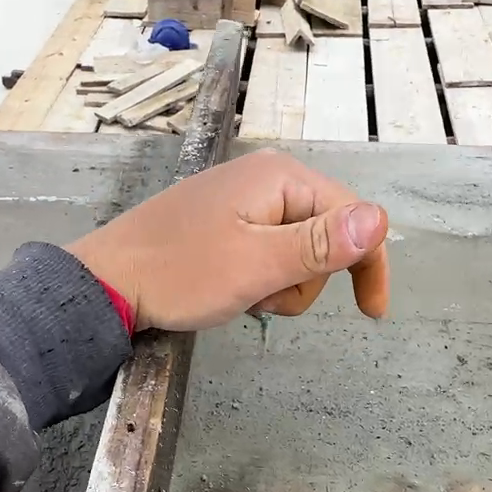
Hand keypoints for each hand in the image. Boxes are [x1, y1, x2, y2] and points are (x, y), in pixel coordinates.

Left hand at [66, 149, 390, 331]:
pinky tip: (229, 292)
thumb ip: (319, 245)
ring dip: (279, 286)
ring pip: (294, 253)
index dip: (367, 264)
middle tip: (263, 298)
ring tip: (242, 296)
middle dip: (304, 280)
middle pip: (323, 236)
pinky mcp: (224, 226)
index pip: (351, 216)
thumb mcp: (257, 265)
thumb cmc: (181, 274)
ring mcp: (242, 203)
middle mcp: (266, 180)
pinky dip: (258, 281)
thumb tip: (381, 220)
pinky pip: (264, 256)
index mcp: (280, 178)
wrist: (109, 283)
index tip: (370, 314)